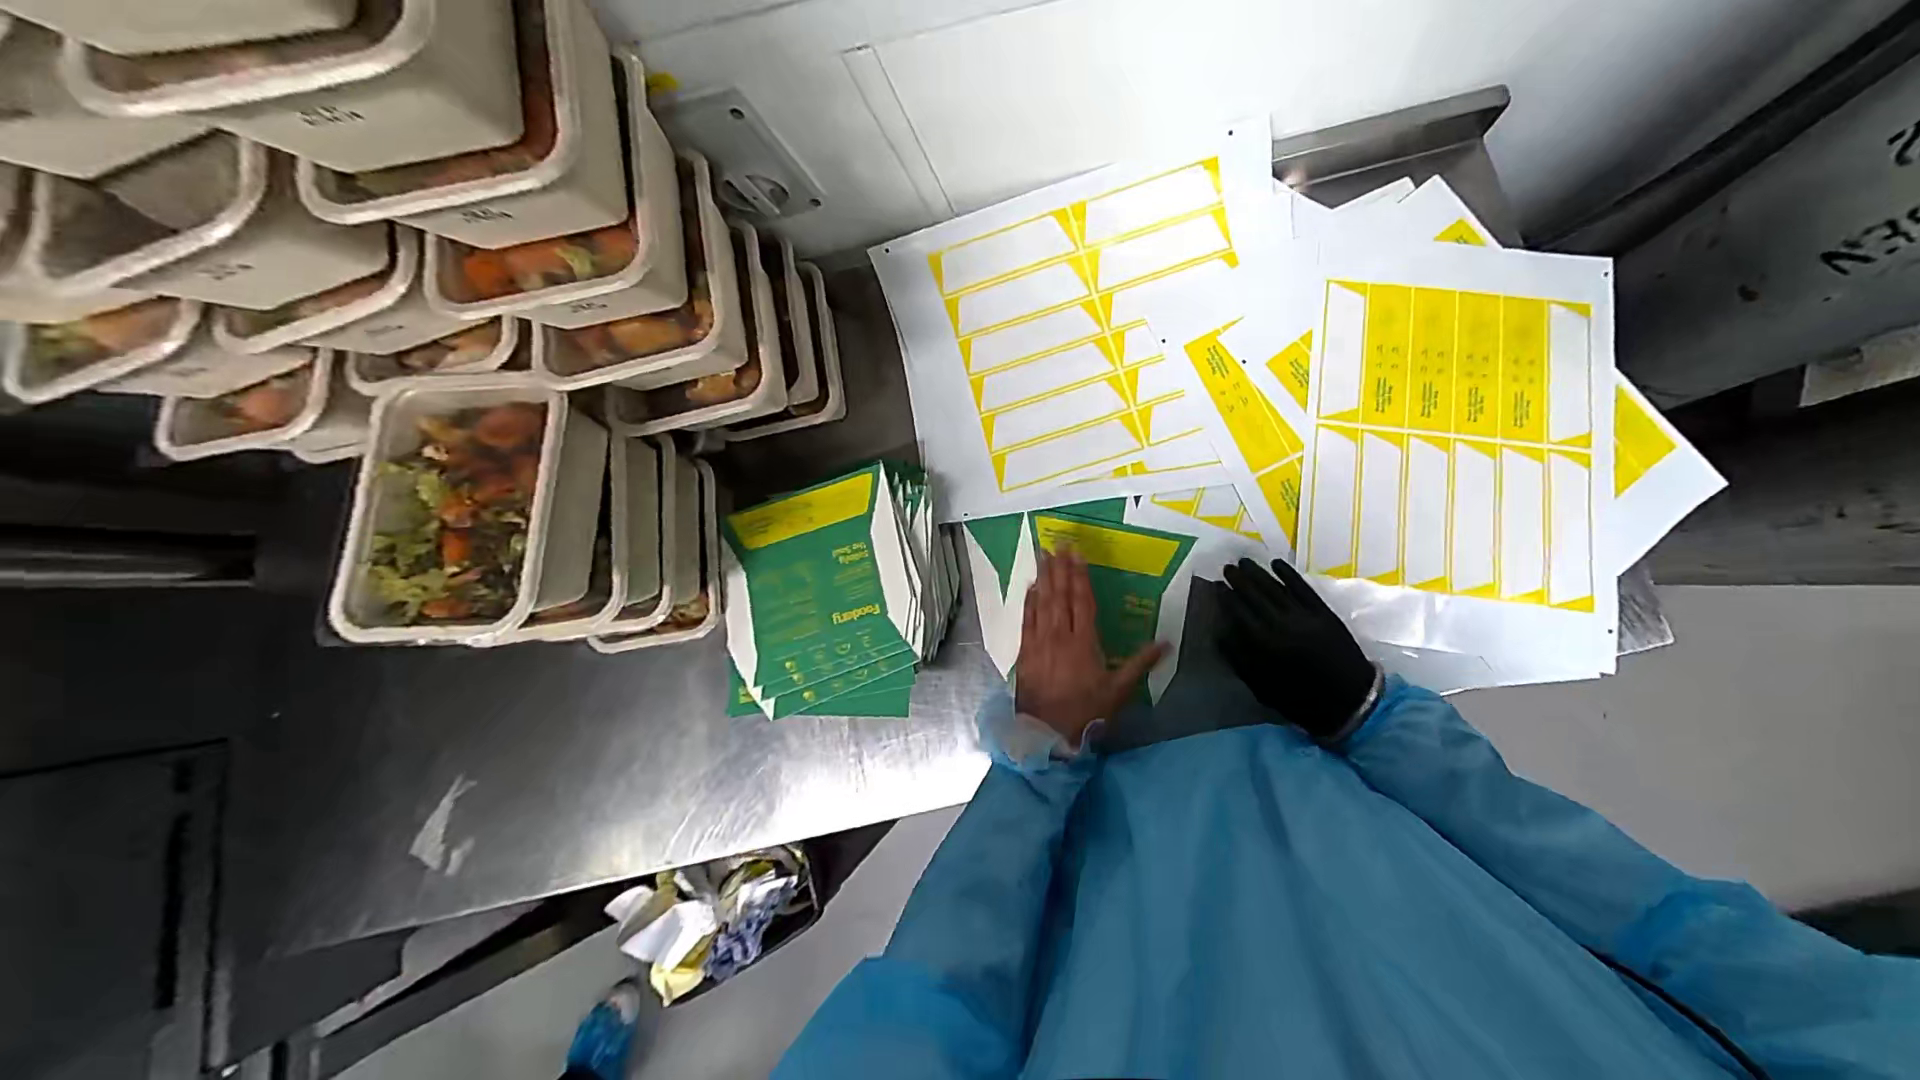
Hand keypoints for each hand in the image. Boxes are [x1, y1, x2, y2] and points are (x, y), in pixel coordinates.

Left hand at [1014, 550, 1167, 749]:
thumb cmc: (1085, 712)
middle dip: (1060, 568)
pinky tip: (1030, 587)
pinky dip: (1028, 601)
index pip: (1083, 601)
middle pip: (1060, 596)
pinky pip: (1026, 619)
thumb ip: (1140, 664)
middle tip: (1058, 544)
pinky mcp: (1024, 652)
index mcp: (1084, 642)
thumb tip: (1167, 643)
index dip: (1080, 576)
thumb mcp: (1118, 691)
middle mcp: (1059, 636)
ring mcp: (1039, 642)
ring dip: (1043, 578)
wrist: (1046, 732)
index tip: (1078, 554)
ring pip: (1041, 603)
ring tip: (1043, 555)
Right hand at [1218, 558, 1378, 741]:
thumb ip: (1238, 658)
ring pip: (1276, 588)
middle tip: (1226, 567)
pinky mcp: (1323, 612)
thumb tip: (1219, 632)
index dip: (1226, 597)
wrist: (1350, 702)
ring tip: (1244, 562)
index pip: (1239, 612)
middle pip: (1255, 595)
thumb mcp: (1261, 686)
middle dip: (1239, 580)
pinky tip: (1277, 564)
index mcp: (1264, 644)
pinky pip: (1303, 588)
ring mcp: (1305, 616)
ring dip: (1259, 573)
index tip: (1216, 586)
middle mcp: (1282, 624)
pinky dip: (1289, 575)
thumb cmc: (1300, 699)